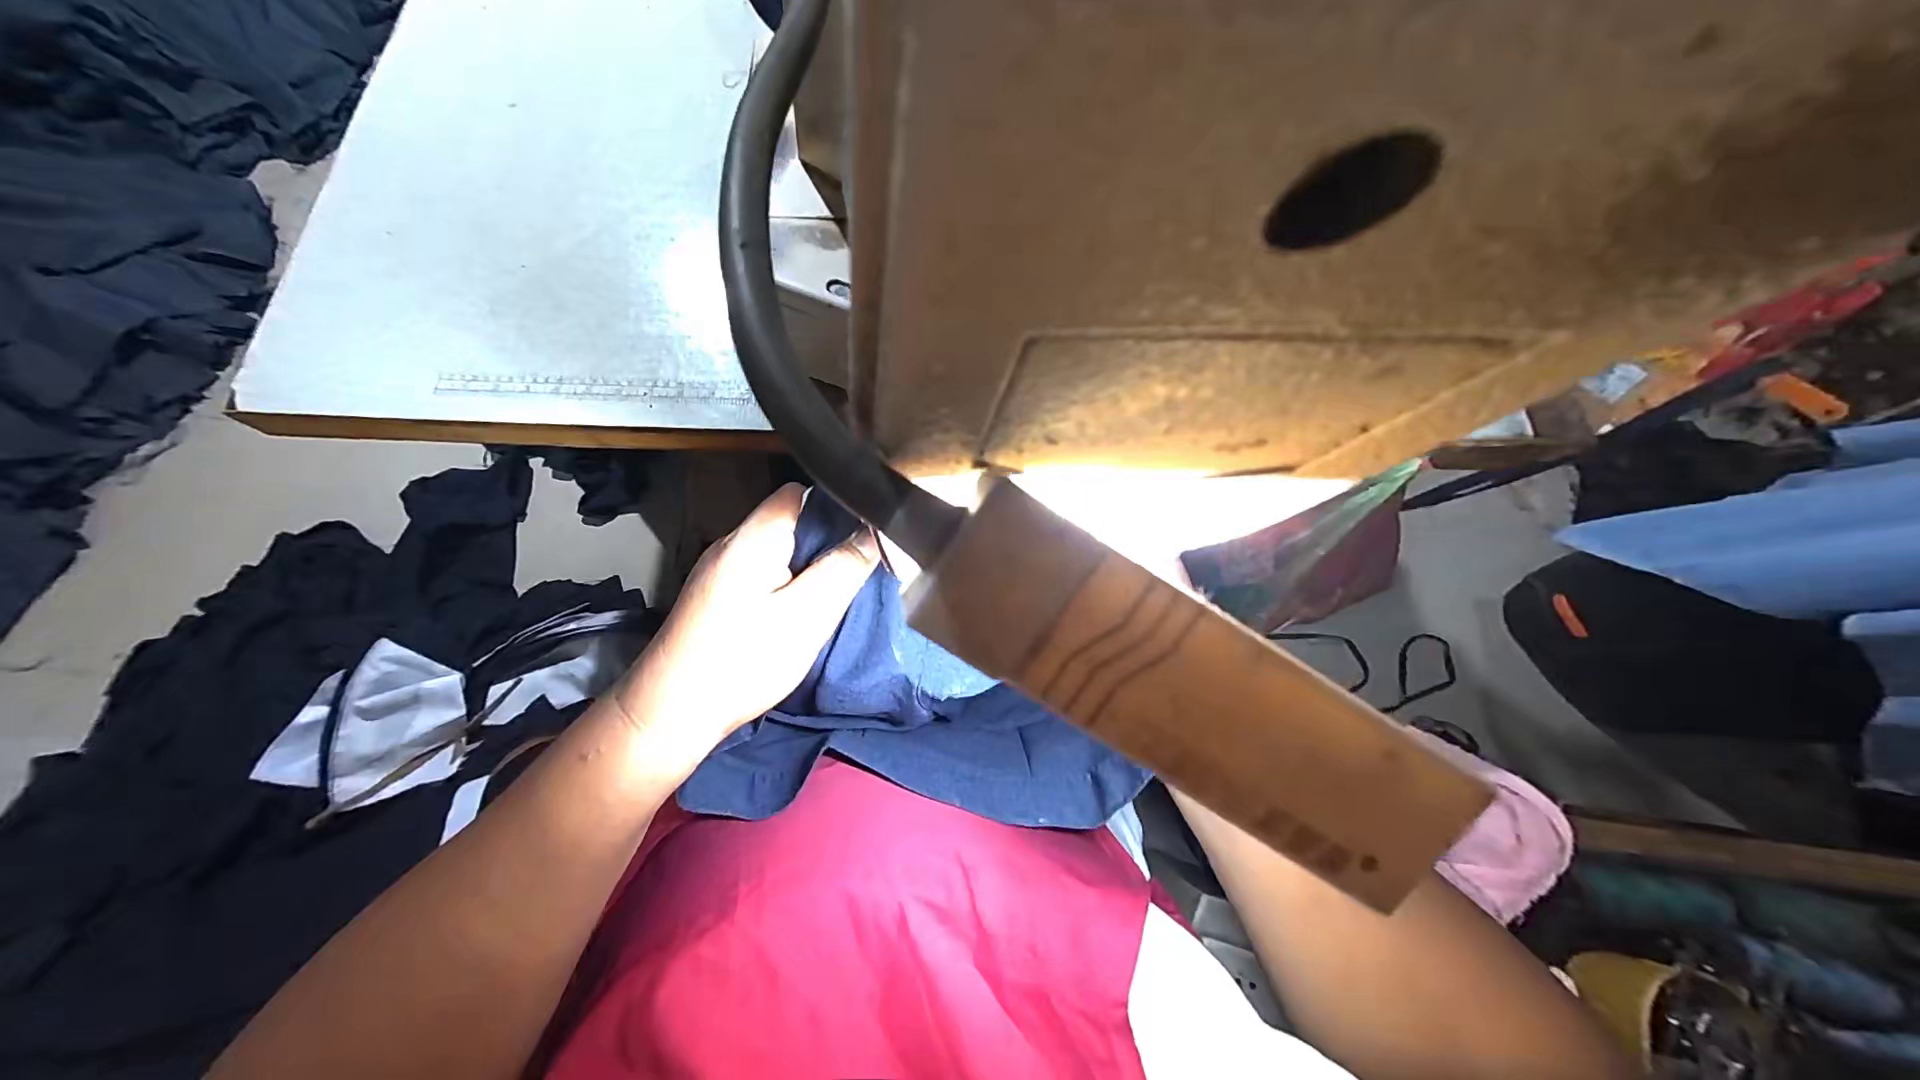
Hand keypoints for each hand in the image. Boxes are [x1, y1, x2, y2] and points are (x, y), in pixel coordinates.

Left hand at [608, 483, 879, 769]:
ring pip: (776, 549)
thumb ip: (845, 568)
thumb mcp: (809, 615)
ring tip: (828, 596)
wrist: (672, 710)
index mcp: (753, 537)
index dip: (836, 505)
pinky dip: (784, 584)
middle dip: (824, 541)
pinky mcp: (714, 594)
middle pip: (789, 520)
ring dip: (805, 566)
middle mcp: (730, 543)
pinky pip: (760, 572)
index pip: (799, 492)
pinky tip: (795, 614)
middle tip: (852, 572)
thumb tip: (874, 533)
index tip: (865, 532)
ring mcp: (717, 569)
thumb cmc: (743, 661)